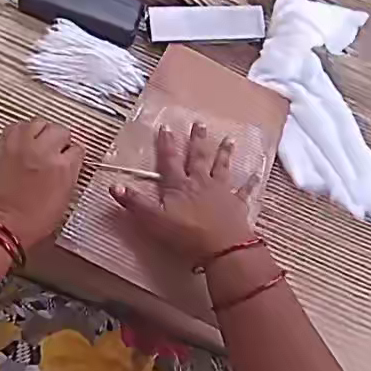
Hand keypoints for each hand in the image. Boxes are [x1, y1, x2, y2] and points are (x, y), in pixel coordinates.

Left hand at [0, 119, 85, 249]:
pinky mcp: (4, 145)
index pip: (78, 148)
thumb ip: (68, 176)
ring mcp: (23, 145)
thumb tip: (68, 164)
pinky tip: (22, 142)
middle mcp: (45, 151)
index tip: (69, 160)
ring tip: (38, 143)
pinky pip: (17, 126)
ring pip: (39, 122)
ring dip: (41, 131)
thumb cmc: (32, 221)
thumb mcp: (63, 200)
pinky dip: (22, 131)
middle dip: (60, 140)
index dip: (73, 155)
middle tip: (54, 151)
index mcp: (64, 168)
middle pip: (60, 130)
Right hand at [110, 122, 256, 265]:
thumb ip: (135, 203)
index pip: (170, 161)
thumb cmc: (185, 234)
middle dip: (197, 140)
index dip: (166, 144)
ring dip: (224, 153)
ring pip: (222, 168)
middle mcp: (200, 183)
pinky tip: (256, 174)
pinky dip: (250, 183)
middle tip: (199, 124)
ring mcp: (221, 192)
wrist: (222, 247)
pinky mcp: (237, 205)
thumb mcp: (154, 220)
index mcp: (179, 186)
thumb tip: (114, 185)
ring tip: (228, 139)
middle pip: (198, 158)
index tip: (166, 127)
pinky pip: (244, 191)